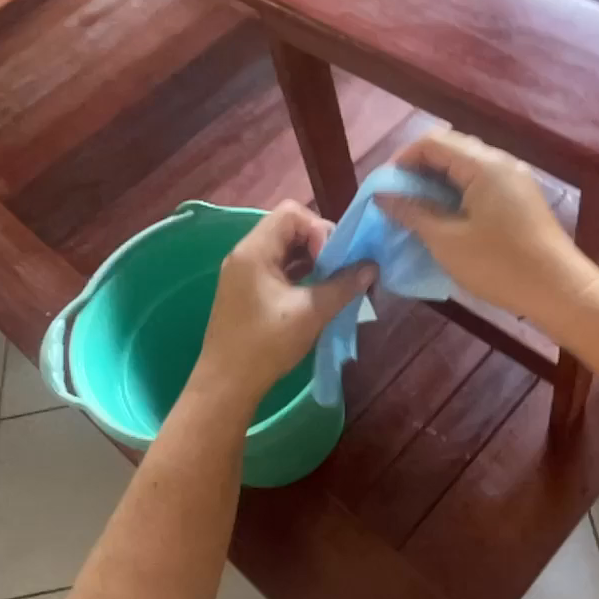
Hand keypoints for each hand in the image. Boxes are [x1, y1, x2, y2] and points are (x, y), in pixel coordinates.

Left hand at [193, 201, 375, 406]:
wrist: (227, 385)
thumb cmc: (266, 344)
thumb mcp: (311, 312)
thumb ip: (343, 286)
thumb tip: (372, 268)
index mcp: (254, 251)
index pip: (292, 213)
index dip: (319, 229)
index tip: (333, 260)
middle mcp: (246, 255)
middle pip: (288, 228)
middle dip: (320, 245)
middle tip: (340, 271)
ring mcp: (245, 274)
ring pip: (285, 251)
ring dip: (313, 262)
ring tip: (334, 284)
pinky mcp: (248, 293)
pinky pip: (279, 270)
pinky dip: (301, 276)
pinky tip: (318, 296)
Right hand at [375, 129, 598, 320]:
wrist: (559, 291)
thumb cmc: (499, 265)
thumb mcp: (447, 241)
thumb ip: (413, 213)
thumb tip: (383, 196)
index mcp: (483, 165)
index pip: (432, 141)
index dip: (402, 160)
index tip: (383, 189)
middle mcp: (502, 163)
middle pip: (451, 150)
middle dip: (418, 171)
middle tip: (397, 201)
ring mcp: (515, 181)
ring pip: (466, 169)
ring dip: (437, 185)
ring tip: (416, 213)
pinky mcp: (521, 200)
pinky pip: (482, 185)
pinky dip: (458, 195)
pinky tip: (445, 220)